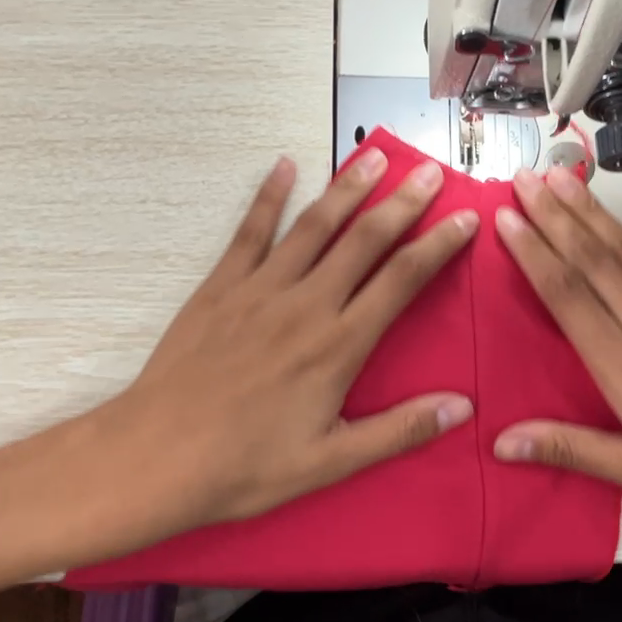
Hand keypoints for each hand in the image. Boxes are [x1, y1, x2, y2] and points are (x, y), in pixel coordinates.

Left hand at [84, 151, 477, 540]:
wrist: (157, 456)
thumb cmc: (247, 466)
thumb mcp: (332, 461)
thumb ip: (399, 430)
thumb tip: (461, 407)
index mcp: (339, 346)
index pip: (402, 281)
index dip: (439, 246)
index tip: (464, 219)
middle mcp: (306, 305)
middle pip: (365, 240)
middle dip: (402, 203)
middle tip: (430, 171)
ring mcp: (260, 289)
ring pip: (314, 226)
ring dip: (348, 187)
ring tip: (375, 155)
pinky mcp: (220, 287)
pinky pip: (250, 231)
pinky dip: (268, 196)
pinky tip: (283, 166)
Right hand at [491, 165, 621, 540]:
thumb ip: (568, 447)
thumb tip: (500, 444)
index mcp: (619, 361)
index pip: (564, 293)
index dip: (532, 253)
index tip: (506, 218)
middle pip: (591, 258)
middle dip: (553, 215)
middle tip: (523, 178)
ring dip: (593, 210)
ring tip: (564, 176)